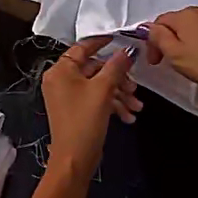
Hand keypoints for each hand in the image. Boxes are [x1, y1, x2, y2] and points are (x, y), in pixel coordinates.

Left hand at [41, 36, 139, 170]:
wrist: (74, 158)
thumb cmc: (84, 120)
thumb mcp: (103, 90)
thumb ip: (116, 67)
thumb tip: (127, 51)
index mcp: (60, 70)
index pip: (82, 48)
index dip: (102, 42)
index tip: (120, 39)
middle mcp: (60, 80)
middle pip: (94, 69)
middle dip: (118, 79)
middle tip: (135, 88)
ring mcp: (67, 96)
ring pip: (98, 86)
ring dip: (119, 95)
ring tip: (136, 108)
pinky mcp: (75, 110)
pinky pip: (95, 99)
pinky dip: (112, 105)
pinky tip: (128, 117)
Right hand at [142, 6, 197, 107]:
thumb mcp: (176, 56)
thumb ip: (159, 38)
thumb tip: (149, 27)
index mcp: (185, 16)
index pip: (159, 22)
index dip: (152, 42)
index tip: (155, 62)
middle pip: (181, 22)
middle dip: (174, 38)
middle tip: (174, 61)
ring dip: (195, 39)